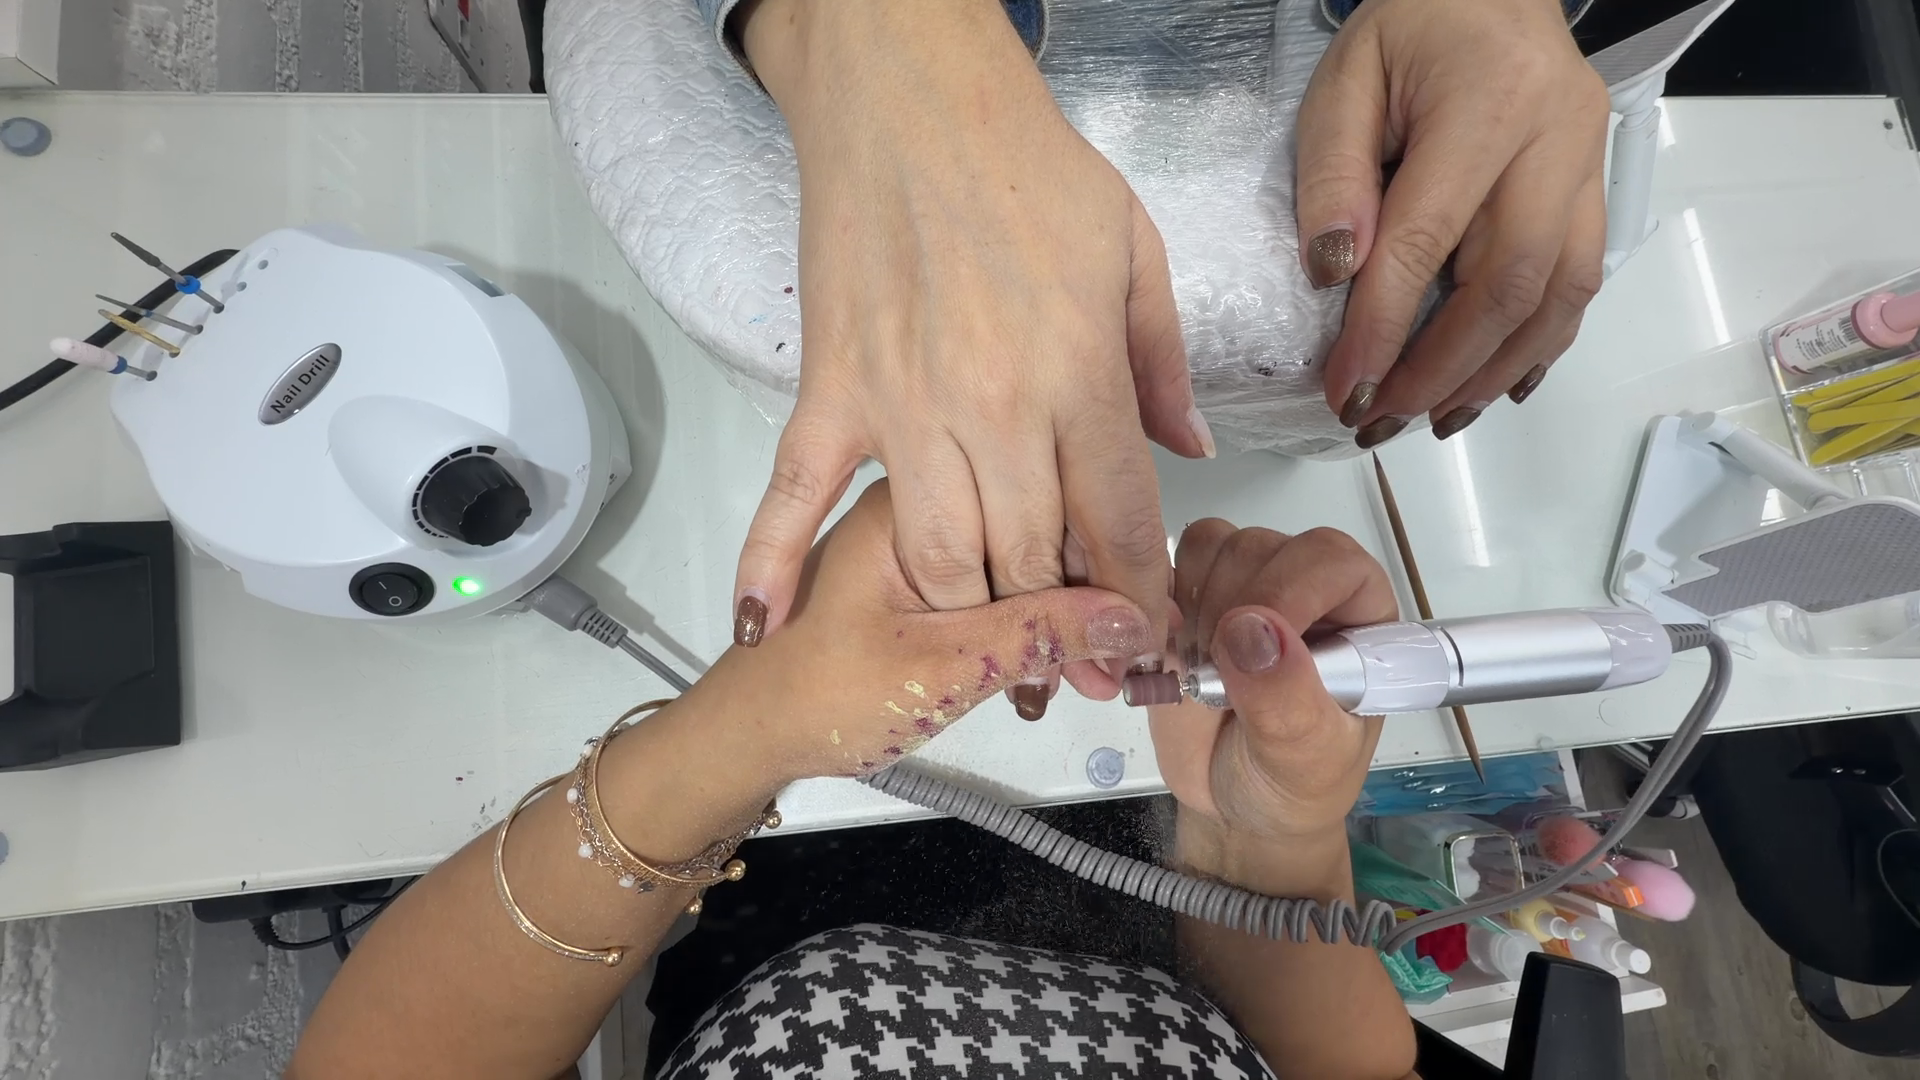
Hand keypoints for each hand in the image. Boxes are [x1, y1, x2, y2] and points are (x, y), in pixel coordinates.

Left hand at [706, 480, 1156, 786]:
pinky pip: (992, 583)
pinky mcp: (922, 572)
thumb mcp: (939, 668)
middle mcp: (922, 498)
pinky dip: (1024, 619)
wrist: (751, 729)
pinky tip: (1054, 658)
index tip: (1138, 638)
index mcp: (916, 497)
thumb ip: (1034, 637)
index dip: (1100, 574)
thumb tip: (1133, 622)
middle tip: (1117, 675)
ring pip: (1018, 561)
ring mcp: (922, 534)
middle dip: (1085, 603)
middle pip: (1034, 533)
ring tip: (1093, 677)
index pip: (1038, 510)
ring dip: (1057, 617)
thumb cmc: (828, 695)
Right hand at [729, 0, 1208, 715]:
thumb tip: (1188, 453)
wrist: (905, 96)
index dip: (1131, 598)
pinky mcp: (830, 393)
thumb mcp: (1132, 249)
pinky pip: (798, 493)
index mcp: (1076, 374)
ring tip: (977, 666)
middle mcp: (991, 409)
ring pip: (936, 557)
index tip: (1133, 643)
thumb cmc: (1026, 166)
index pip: (1116, 520)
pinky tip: (763, 624)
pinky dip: (773, 561)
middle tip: (1064, 675)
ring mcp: (899, 408)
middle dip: (1054, 631)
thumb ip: (1161, 364)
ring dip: (960, 625)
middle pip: (1027, 559)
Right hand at [1149, 522, 1396, 839]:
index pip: (1331, 560)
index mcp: (1353, 618)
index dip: (1287, 589)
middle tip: (1215, 679)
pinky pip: (1164, 566)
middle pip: (1259, 548)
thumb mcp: (1304, 761)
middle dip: (1228, 610)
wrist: (1231, 804)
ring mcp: (1237, 590)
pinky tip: (1161, 653)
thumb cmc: (1288, 785)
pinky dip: (1152, 602)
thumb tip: (1251, 629)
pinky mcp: (1185, 599)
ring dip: (1191, 606)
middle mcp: (1297, 589)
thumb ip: (1287, 700)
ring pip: (1210, 547)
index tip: (1249, 647)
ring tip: (1195, 671)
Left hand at [1296, 0, 1610, 447]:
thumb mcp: (1341, 89)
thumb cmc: (1406, 34)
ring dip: (1489, 373)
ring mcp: (1587, 166)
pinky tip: (1491, 387)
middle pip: (1508, 284)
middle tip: (1379, 420)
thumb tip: (1333, 273)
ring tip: (1430, 421)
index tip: (1344, 391)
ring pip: (1557, 294)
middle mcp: (1557, 140)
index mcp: (1487, 105)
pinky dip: (1536, 346)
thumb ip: (1333, 180)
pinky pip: (1579, 282)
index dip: (1382, 331)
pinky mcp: (1591, 190)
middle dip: (1438, 370)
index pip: (1425, 244)